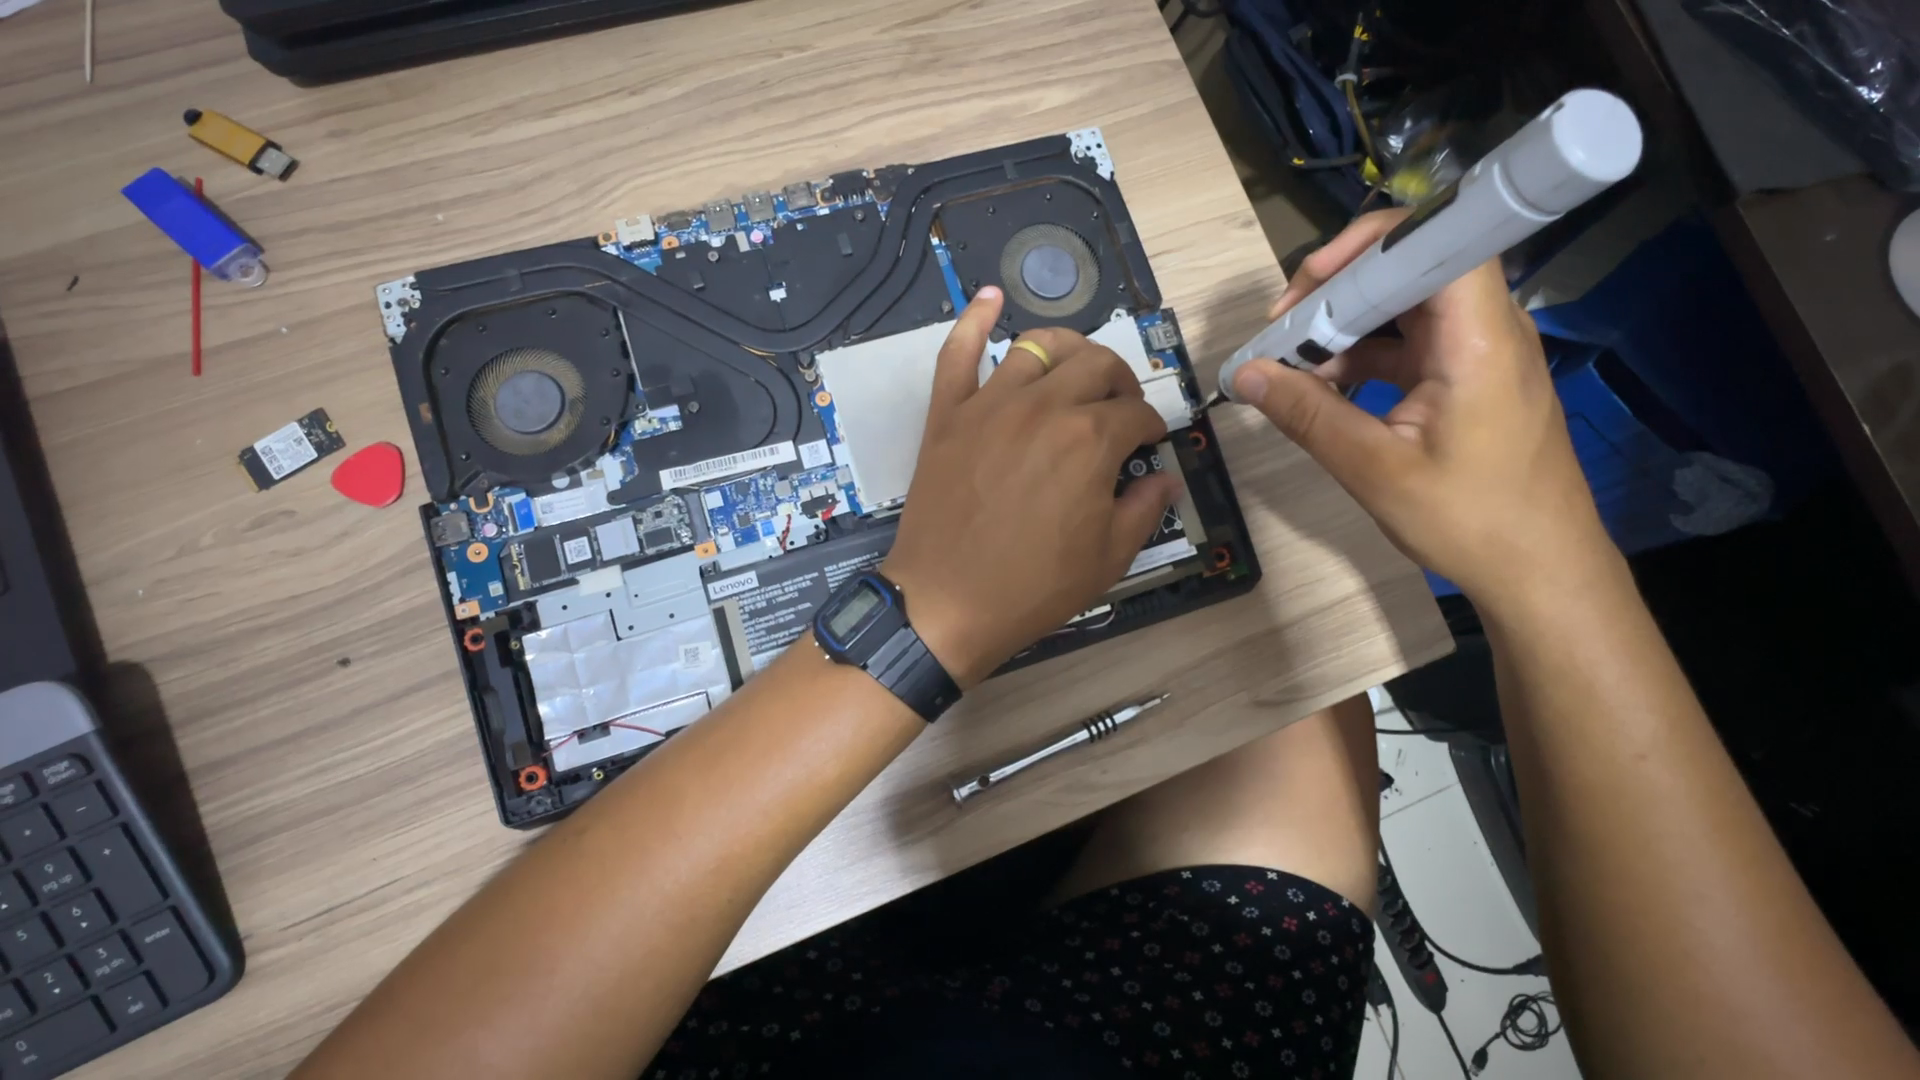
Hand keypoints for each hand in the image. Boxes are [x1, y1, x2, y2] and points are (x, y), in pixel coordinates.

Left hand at [882, 287, 1178, 686]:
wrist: (948, 603)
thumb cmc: (1034, 587)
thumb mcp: (1109, 557)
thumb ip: (1145, 507)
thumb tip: (1167, 478)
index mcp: (1090, 438)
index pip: (1136, 412)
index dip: (1151, 426)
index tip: (1150, 444)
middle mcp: (1043, 405)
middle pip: (1096, 365)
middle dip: (1121, 381)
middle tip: (1121, 408)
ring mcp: (989, 404)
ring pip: (1038, 346)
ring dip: (1069, 349)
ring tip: (1077, 368)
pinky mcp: (947, 414)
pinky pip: (958, 353)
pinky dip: (974, 320)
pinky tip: (989, 297)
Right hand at [1231, 211, 1614, 607]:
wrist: (1541, 570)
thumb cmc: (1469, 519)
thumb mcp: (1374, 470)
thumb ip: (1308, 415)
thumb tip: (1245, 375)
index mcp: (1477, 338)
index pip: (1439, 239)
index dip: (1370, 242)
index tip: (1309, 282)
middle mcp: (1485, 329)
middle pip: (1411, 270)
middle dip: (1338, 290)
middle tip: (1280, 330)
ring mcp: (1478, 354)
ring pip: (1403, 310)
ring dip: (1344, 328)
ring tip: (1289, 366)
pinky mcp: (1468, 380)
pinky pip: (1408, 347)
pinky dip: (1362, 359)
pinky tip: (1322, 390)